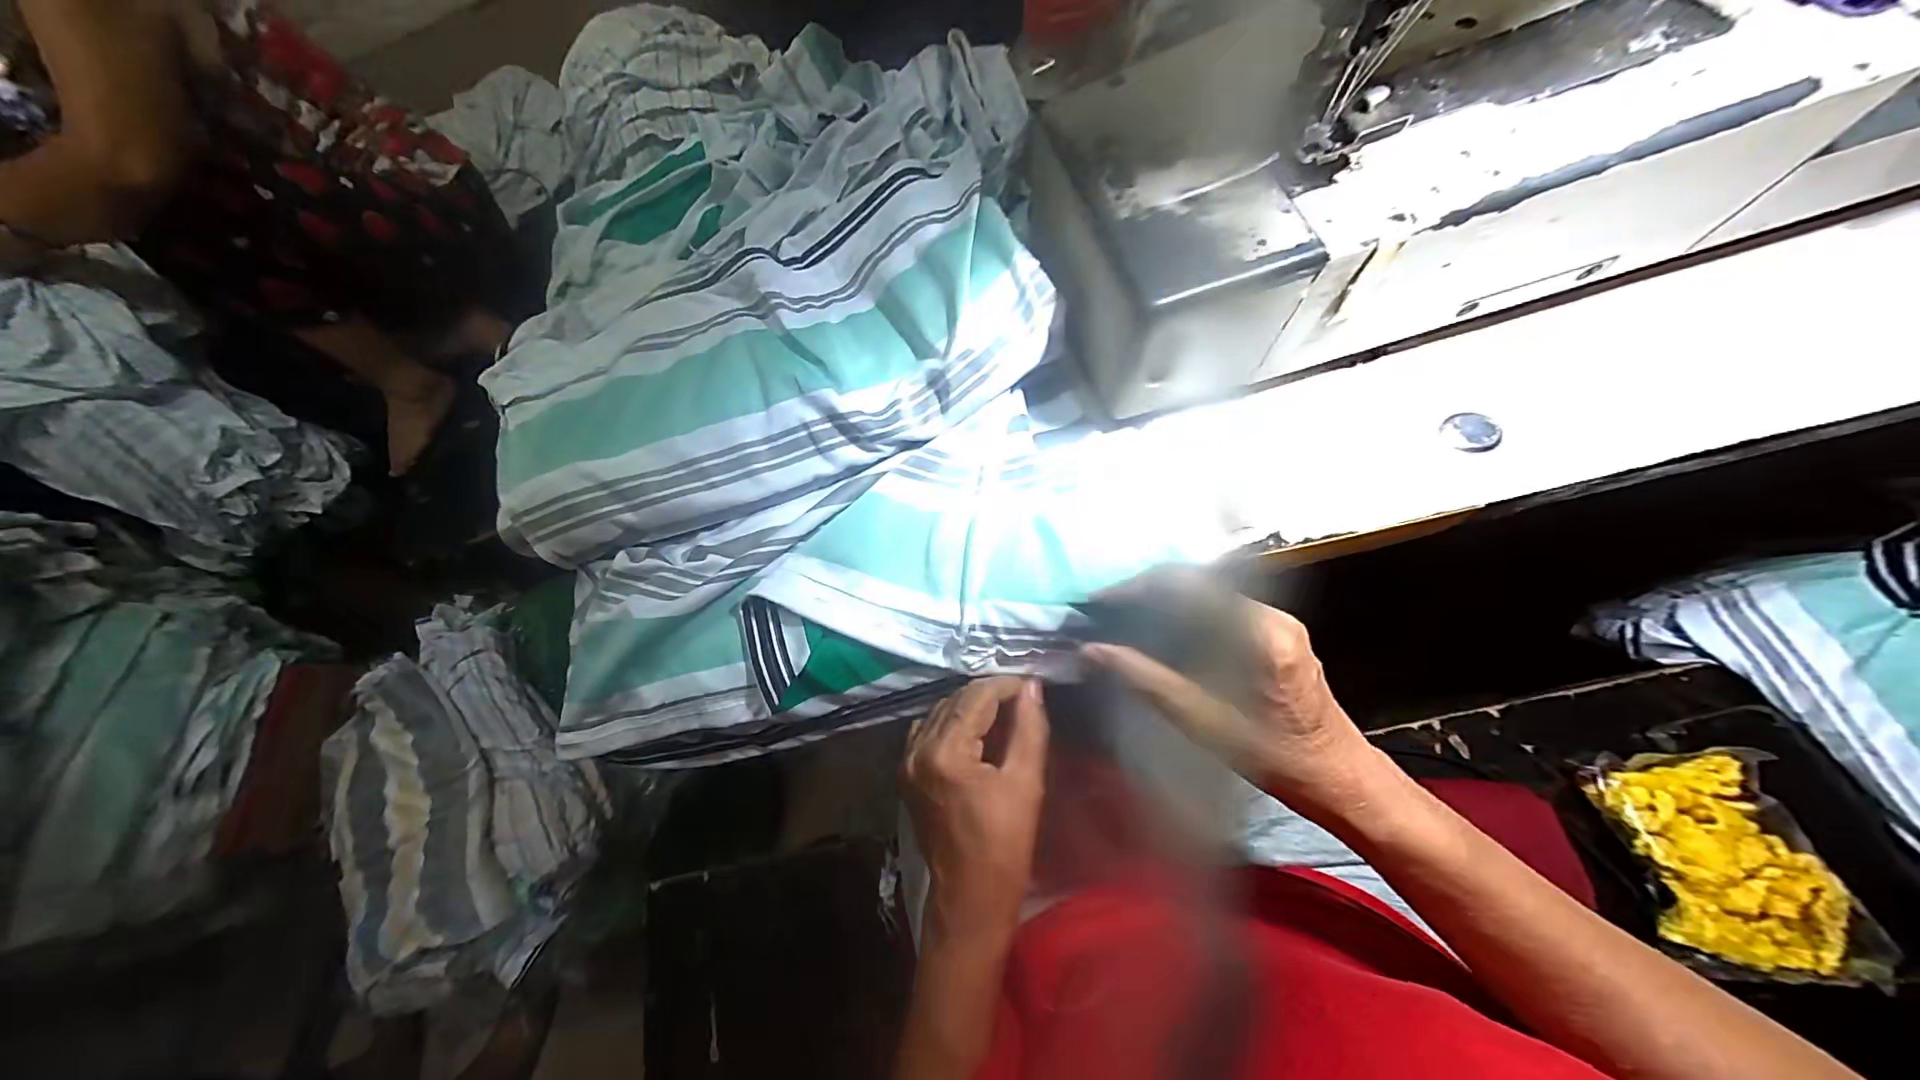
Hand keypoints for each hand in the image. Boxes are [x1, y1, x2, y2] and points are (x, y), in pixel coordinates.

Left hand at [902, 677, 1049, 938]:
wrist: (970, 897)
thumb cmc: (1005, 845)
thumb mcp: (1026, 783)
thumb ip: (1029, 728)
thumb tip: (1032, 688)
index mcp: (944, 752)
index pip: (976, 698)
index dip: (1006, 685)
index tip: (1031, 684)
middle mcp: (917, 750)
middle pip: (955, 701)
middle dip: (989, 694)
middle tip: (1022, 698)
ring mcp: (906, 762)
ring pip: (940, 713)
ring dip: (971, 708)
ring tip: (1005, 713)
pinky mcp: (906, 774)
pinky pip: (928, 731)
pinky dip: (952, 724)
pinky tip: (976, 733)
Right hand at [1082, 592, 1389, 820]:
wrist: (1343, 779)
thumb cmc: (1279, 761)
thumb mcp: (1206, 725)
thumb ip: (1148, 682)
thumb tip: (1094, 651)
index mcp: (1260, 633)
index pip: (1188, 587)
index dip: (1137, 588)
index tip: (1098, 603)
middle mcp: (1272, 615)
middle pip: (1197, 583)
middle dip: (1144, 591)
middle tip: (1103, 612)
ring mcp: (1278, 621)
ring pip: (1206, 594)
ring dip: (1162, 602)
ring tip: (1122, 620)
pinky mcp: (1276, 631)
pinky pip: (1219, 608)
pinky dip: (1183, 615)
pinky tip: (1159, 633)